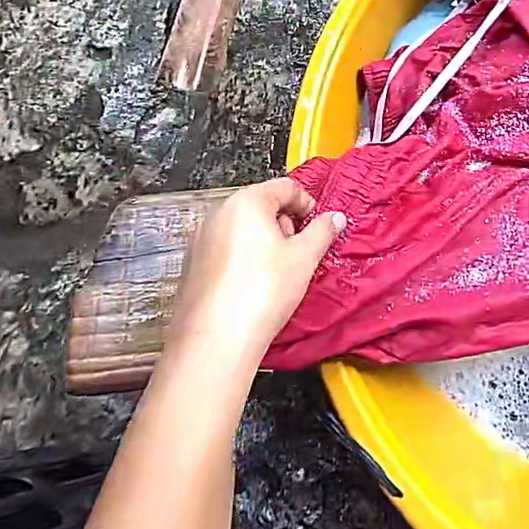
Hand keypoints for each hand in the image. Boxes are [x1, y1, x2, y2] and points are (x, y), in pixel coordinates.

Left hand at [169, 178, 342, 357]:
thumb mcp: (305, 257)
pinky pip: (227, 249)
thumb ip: (323, 230)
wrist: (216, 341)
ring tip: (280, 271)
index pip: (285, 187)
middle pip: (262, 204)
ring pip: (244, 228)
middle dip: (286, 223)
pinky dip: (245, 258)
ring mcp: (202, 240)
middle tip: (301, 249)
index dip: (307, 204)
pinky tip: (256, 284)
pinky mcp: (193, 265)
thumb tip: (334, 218)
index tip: (318, 225)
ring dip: (266, 241)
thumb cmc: (261, 293)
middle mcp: (219, 214)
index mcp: (247, 202)